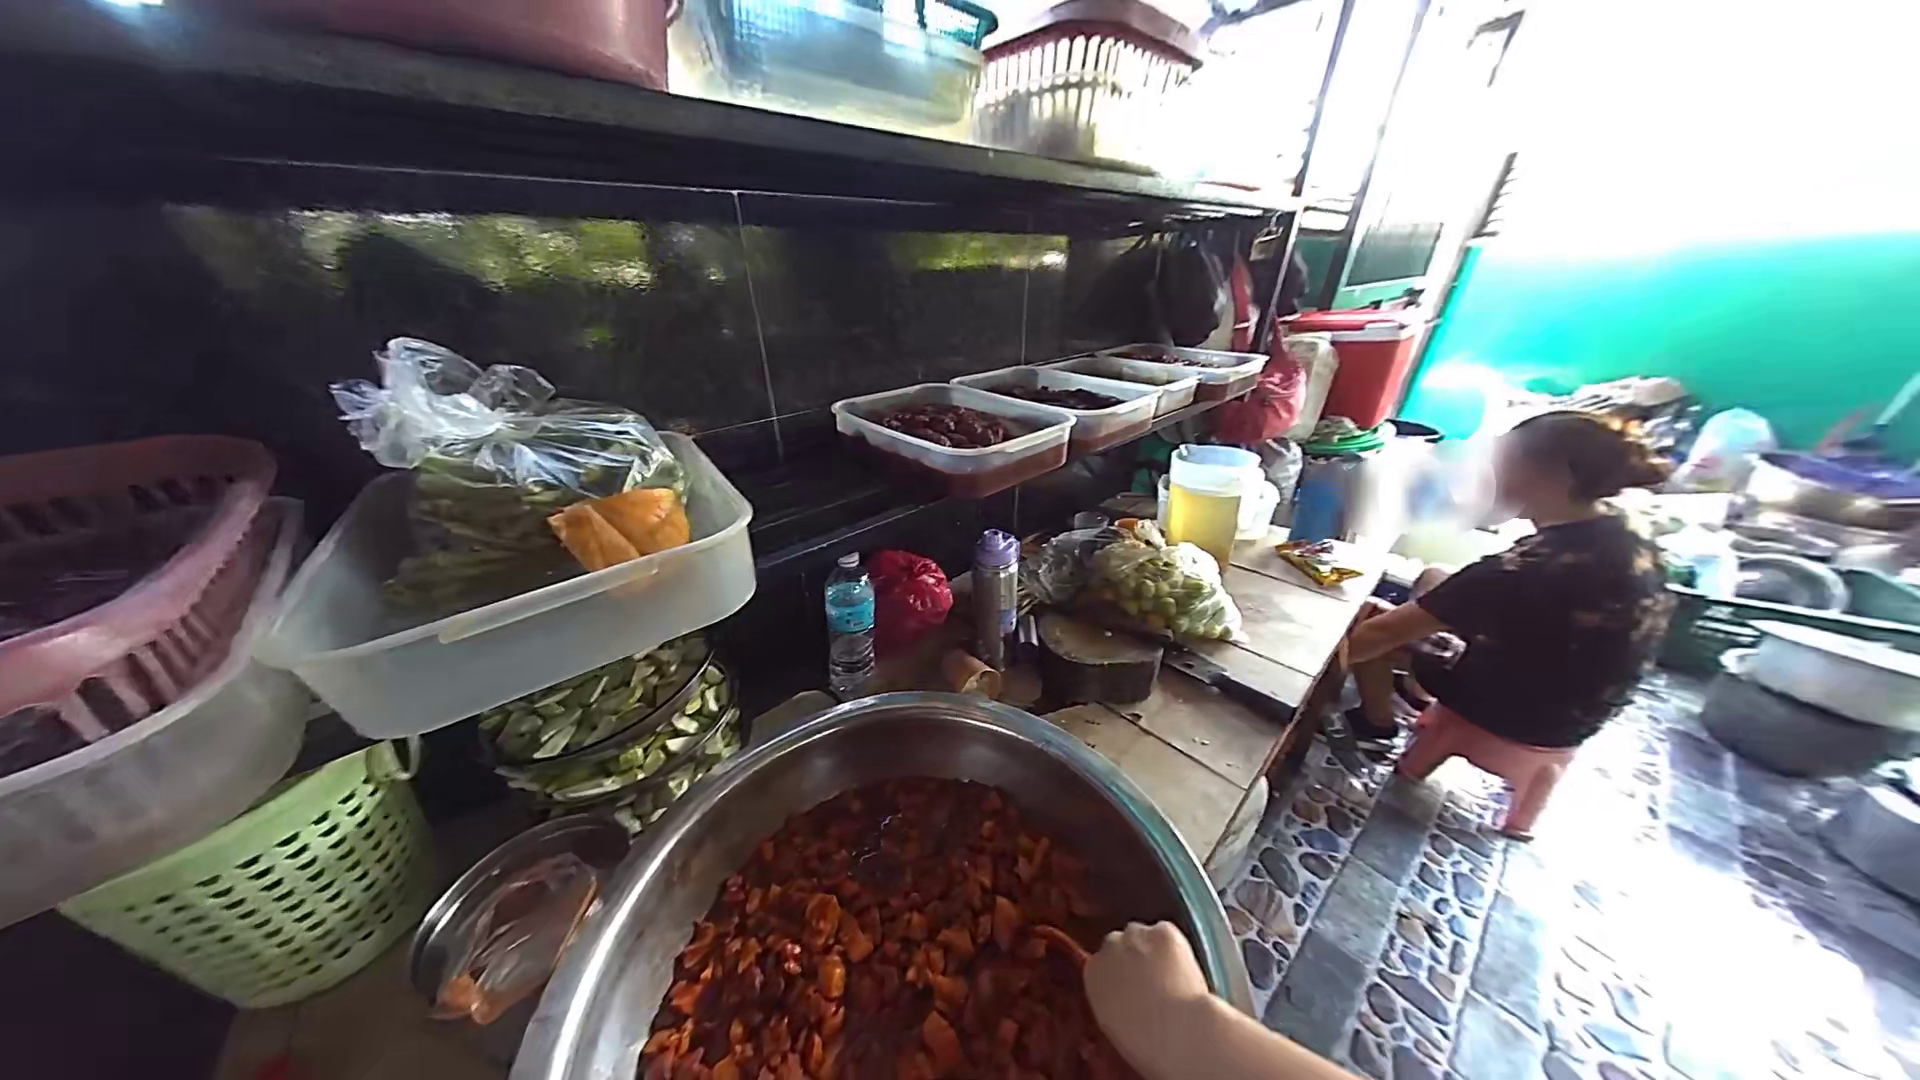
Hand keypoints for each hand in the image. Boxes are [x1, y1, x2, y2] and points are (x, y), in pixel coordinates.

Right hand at [1083, 922, 1212, 1074]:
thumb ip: (1109, 999)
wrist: (1179, 1033)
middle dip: (1132, 956)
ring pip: (1143, 934)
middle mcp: (1109, 946)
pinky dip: (1175, 946)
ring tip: (1170, 975)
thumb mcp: (1114, 1026)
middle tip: (1152, 980)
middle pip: (1119, 942)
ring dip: (1152, 948)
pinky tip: (1182, 966)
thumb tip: (1120, 996)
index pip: (1102, 963)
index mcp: (1093, 973)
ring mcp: (1137, 934)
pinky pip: (1167, 933)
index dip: (1119, 974)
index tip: (1132, 987)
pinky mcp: (1164, 931)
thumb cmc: (1147, 1045)